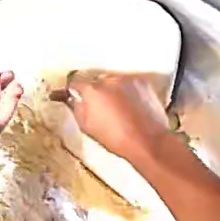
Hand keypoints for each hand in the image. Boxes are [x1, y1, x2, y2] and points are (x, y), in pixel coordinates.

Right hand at [50, 71, 173, 163]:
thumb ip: (76, 108)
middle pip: (95, 82)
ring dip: (112, 90)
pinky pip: (129, 83)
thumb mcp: (87, 127)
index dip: (73, 92)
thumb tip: (72, 98)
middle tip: (101, 107)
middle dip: (96, 92)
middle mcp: (107, 79)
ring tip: (119, 108)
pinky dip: (128, 91)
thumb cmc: (115, 138)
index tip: (71, 96)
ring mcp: (126, 79)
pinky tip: (131, 106)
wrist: (147, 141)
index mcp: (91, 90)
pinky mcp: (142, 82)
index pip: (75, 84)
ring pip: (113, 81)